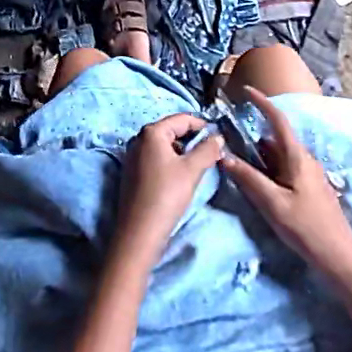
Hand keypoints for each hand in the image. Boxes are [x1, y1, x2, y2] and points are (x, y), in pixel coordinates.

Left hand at [114, 113, 223, 263]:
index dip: (203, 126)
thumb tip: (218, 137)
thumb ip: (208, 149)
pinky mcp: (132, 174)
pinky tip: (181, 178)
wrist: (140, 233)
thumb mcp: (192, 170)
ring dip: (183, 153)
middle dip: (193, 140)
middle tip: (211, 153)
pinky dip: (171, 163)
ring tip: (199, 166)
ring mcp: (133, 157)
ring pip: (165, 146)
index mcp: (151, 132)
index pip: (182, 119)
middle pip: (172, 131)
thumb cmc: (166, 195)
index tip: (219, 138)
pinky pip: (156, 159)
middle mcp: (138, 139)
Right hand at [220, 87, 351, 287]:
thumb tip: (225, 156)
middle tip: (229, 140)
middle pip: (275, 139)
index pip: (277, 120)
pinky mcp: (308, 189)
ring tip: (238, 165)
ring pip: (278, 156)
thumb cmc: (307, 229)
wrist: (341, 259)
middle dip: (253, 136)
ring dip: (259, 156)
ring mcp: (308, 174)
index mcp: (297, 157)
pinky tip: (257, 185)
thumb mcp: (272, 204)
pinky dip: (268, 170)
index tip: (245, 90)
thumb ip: (249, 179)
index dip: (261, 102)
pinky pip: (284, 170)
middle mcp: (305, 160)